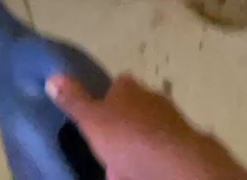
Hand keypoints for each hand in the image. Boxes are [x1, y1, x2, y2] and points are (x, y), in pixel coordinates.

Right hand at [46, 74, 246, 179]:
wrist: (180, 170)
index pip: (118, 85)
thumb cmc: (130, 140)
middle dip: (129, 127)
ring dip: (147, 149)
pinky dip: (163, 165)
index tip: (101, 122)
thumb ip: (74, 101)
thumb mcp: (92, 122)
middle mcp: (154, 98)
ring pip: (156, 133)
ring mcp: (176, 123)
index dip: (109, 101)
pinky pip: (172, 155)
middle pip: (138, 109)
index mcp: (129, 88)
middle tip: (116, 154)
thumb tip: (52, 77)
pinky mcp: (194, 150)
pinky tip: (154, 174)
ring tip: (134, 170)